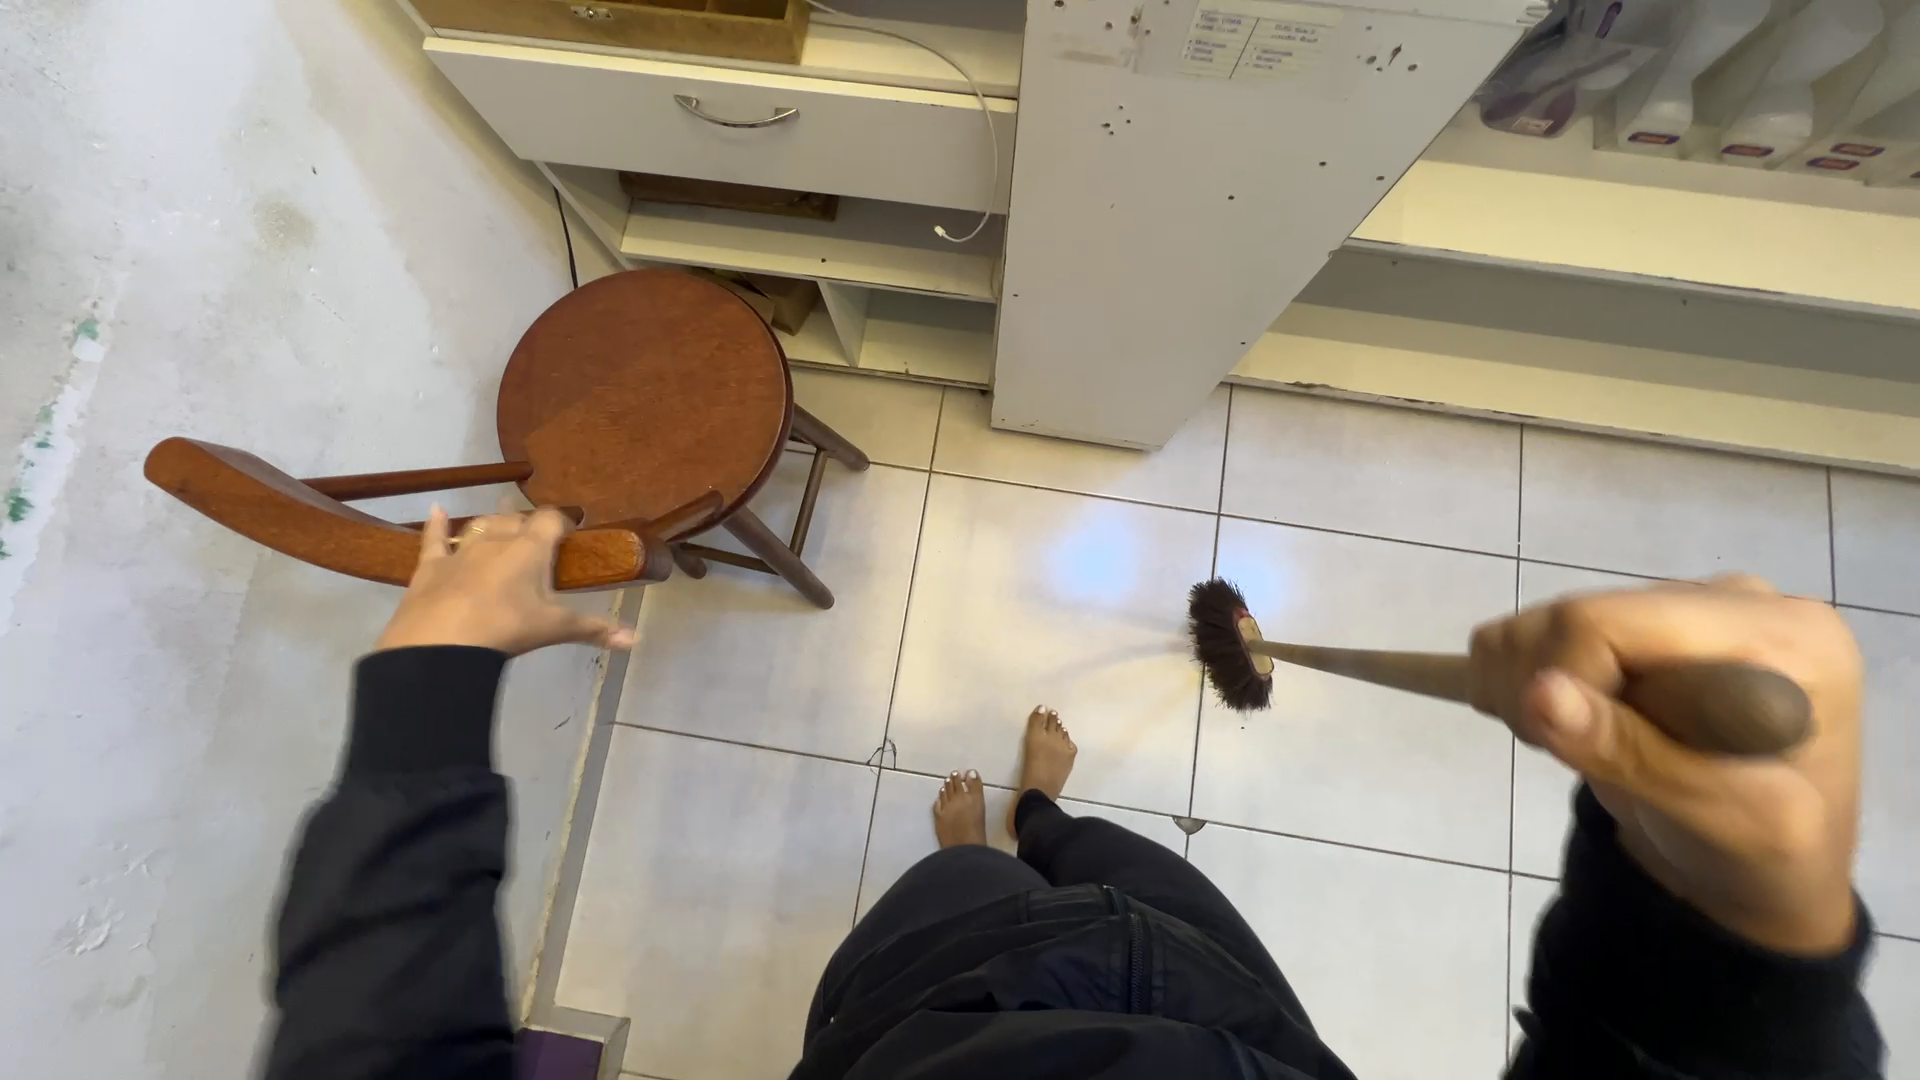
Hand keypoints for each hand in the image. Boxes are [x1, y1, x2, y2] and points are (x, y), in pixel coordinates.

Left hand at [375, 505, 635, 655]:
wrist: (440, 642)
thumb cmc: (507, 627)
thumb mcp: (556, 629)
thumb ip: (595, 630)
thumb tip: (636, 639)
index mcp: (531, 549)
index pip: (551, 520)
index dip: (562, 522)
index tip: (570, 533)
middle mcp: (497, 540)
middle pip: (516, 519)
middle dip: (528, 522)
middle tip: (539, 538)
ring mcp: (461, 552)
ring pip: (481, 525)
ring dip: (493, 522)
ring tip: (503, 522)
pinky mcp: (430, 567)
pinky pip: (434, 539)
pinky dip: (436, 525)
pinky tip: (436, 511)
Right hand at [1469, 576, 1862, 953]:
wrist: (1747, 854)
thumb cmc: (1762, 847)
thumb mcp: (1728, 820)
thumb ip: (1635, 755)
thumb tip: (1540, 692)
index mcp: (1778, 634)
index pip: (1603, 620)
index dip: (1560, 678)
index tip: (1574, 747)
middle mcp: (1723, 599)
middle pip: (1564, 617)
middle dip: (1536, 692)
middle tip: (1568, 753)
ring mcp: (1665, 603)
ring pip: (1527, 623)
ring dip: (1517, 690)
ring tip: (1573, 742)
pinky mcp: (1618, 617)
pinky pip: (1517, 630)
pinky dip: (1506, 679)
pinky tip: (1557, 717)